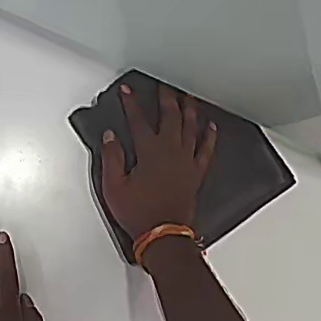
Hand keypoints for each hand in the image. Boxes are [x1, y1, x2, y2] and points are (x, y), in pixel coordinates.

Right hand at [100, 84, 215, 238]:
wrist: (163, 234)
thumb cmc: (140, 213)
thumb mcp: (114, 186)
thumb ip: (112, 158)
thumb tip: (110, 138)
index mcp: (149, 152)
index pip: (138, 120)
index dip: (131, 103)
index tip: (127, 92)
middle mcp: (170, 151)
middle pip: (169, 116)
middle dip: (164, 98)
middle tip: (162, 87)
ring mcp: (186, 161)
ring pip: (190, 126)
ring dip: (188, 109)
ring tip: (186, 97)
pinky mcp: (195, 173)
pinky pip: (206, 148)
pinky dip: (209, 134)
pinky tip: (210, 125)